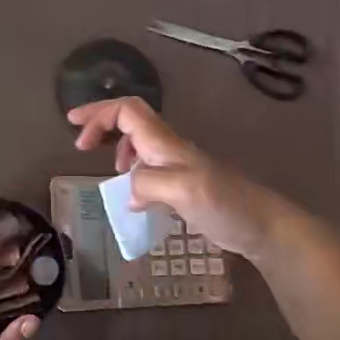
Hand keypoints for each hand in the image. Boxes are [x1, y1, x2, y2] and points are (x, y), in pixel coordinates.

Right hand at [68, 97, 291, 261]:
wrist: (263, 227)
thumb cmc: (225, 205)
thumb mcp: (182, 190)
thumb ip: (148, 183)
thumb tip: (126, 188)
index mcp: (165, 144)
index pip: (127, 112)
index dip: (99, 114)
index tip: (75, 131)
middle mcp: (169, 148)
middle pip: (131, 120)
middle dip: (102, 123)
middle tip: (79, 141)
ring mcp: (177, 166)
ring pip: (139, 143)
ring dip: (116, 147)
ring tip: (107, 168)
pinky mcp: (183, 186)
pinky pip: (148, 169)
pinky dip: (131, 174)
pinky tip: (133, 198)